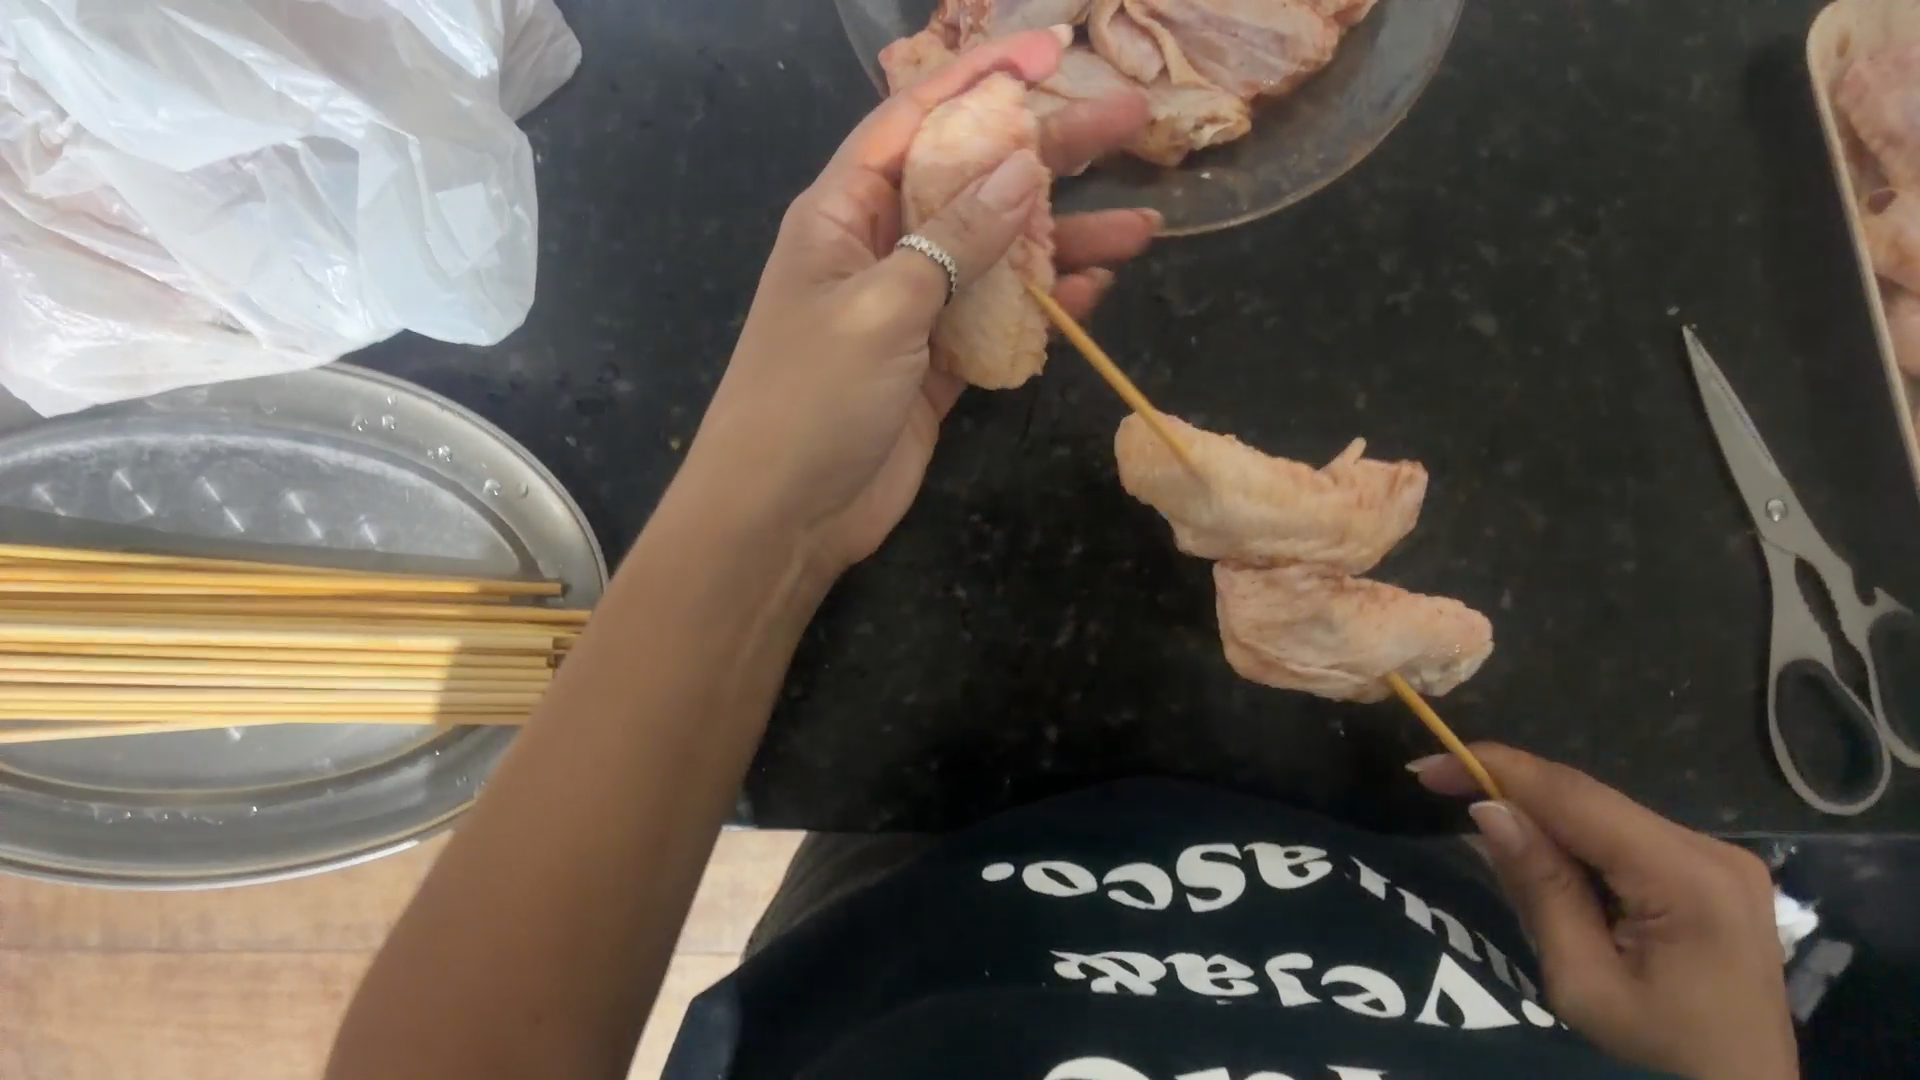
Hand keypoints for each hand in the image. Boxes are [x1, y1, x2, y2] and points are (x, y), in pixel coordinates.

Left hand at [680, 29, 1156, 583]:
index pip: (914, 119)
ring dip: (1063, 241)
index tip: (1053, 51)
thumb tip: (1024, 172)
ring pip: (995, 256)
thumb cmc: (811, 399)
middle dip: (1046, 154)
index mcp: (843, 212)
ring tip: (1144, 226)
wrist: (784, 514)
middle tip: (1128, 126)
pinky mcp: (936, 365)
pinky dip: (1042, 308)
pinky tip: (1096, 289)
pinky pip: (997, 320)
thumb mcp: (881, 307)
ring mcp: (912, 310)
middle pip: (969, 182)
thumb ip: (954, 240)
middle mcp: (879, 249)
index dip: (982, 79)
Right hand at [1413, 745, 1796, 1079]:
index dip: (1494, 767)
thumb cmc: (1657, 1050)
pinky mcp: (1704, 867)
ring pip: (1594, 808)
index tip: (1427, 767)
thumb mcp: (1581, 981)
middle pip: (1583, 796)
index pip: (1571, 796)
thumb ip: (1539, 889)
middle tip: (1437, 786)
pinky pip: (1613, 828)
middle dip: (1506, 786)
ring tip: (1485, 834)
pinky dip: (1563, 832)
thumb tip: (1488, 808)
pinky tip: (1536, 854)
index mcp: (1686, 879)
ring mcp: (1713, 856)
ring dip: (1532, 811)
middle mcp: (1708, 850)